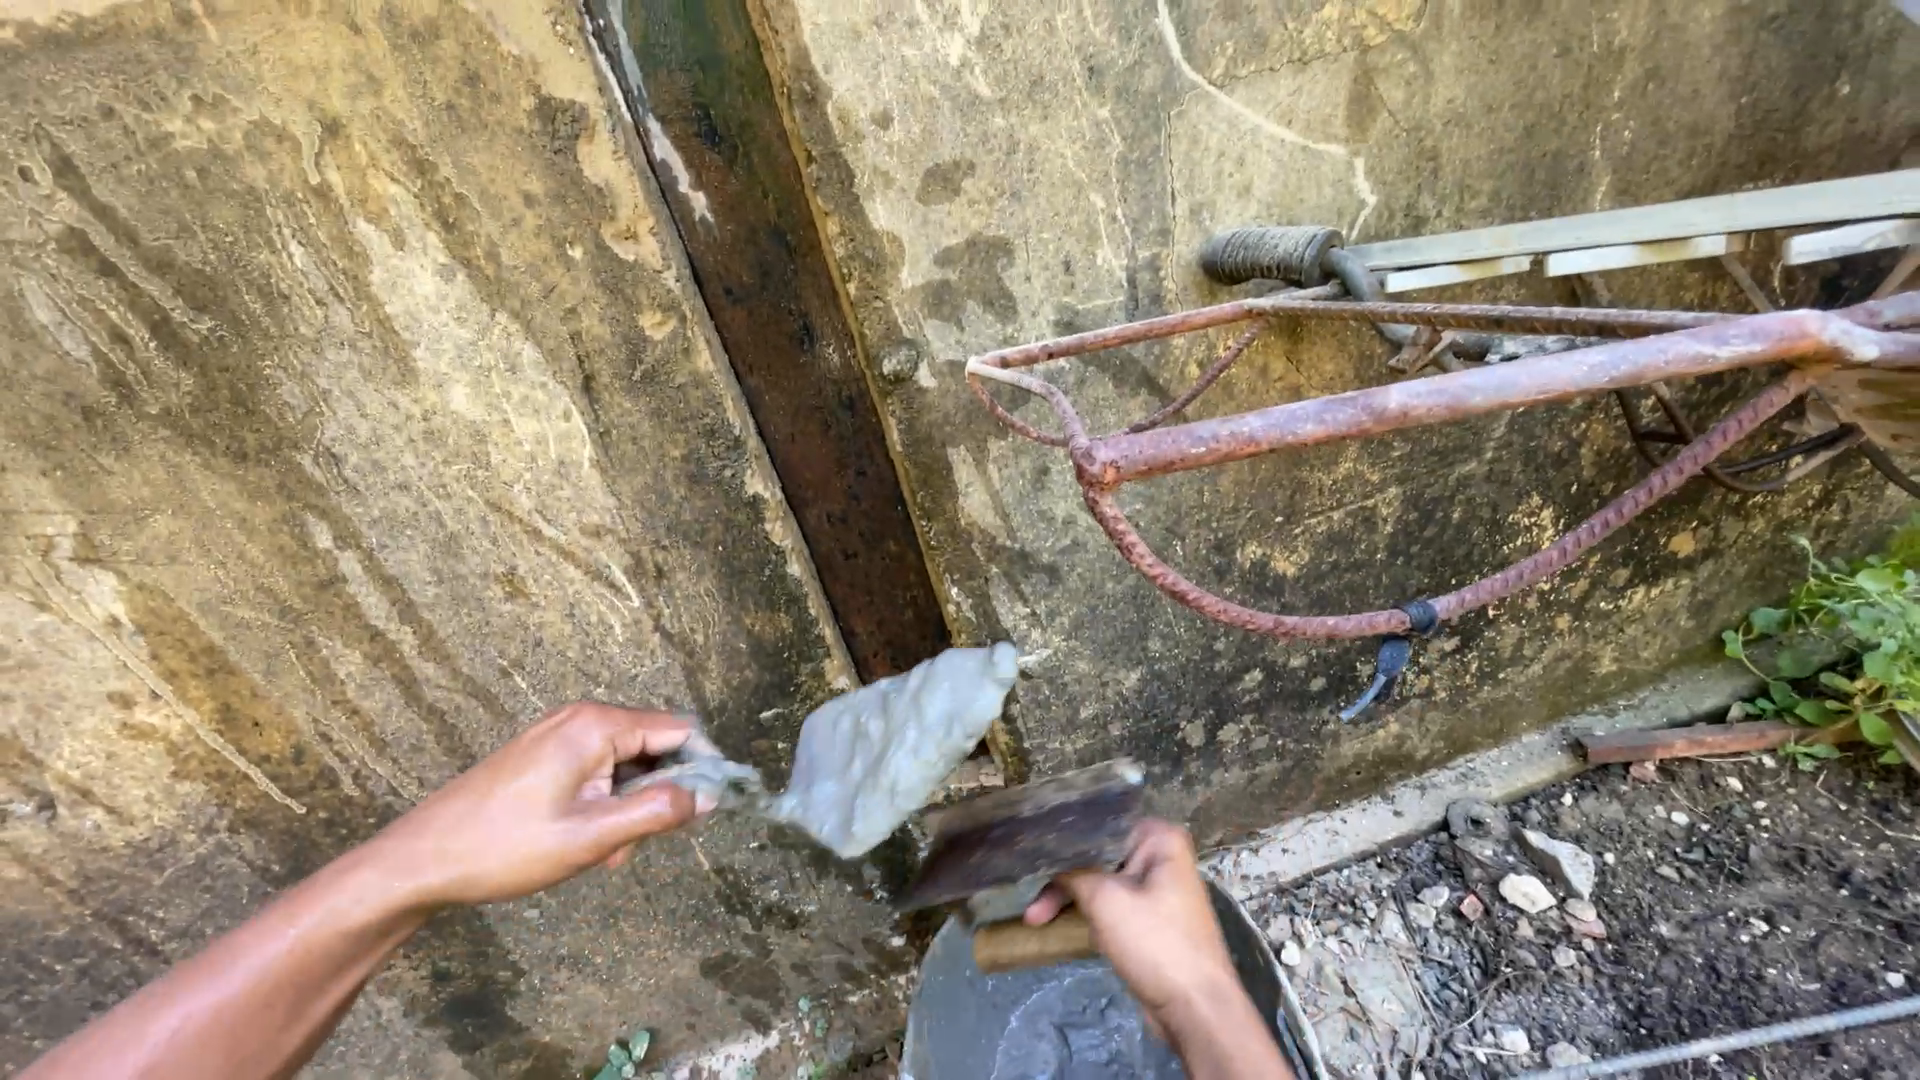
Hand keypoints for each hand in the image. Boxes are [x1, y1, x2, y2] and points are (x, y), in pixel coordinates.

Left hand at [370, 703, 707, 907]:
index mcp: (597, 725)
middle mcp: (582, 717)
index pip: (679, 731)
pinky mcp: (545, 750)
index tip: (696, 813)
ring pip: (626, 761)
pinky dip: (603, 800)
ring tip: (601, 850)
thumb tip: (710, 796)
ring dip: (628, 804)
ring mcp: (560, 732)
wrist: (416, 862)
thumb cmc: (505, 848)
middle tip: (631, 843)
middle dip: (656, 794)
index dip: (699, 769)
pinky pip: (598, 766)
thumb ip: (659, 812)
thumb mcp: (592, 837)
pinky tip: (583, 836)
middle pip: (654, 746)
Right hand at [1024, 819, 1241, 1028]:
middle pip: (1098, 854)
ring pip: (1100, 881)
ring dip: (1069, 897)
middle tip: (1026, 887)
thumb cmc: (1155, 942)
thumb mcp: (1104, 899)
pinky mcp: (1149, 918)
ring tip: (1034, 915)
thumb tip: (1048, 864)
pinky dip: (1085, 912)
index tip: (1030, 847)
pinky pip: (1109, 903)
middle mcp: (1160, 856)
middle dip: (1062, 874)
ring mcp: (1155, 888)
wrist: (1195, 1011)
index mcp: (1159, 838)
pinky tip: (1056, 922)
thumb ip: (1072, 873)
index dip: (1063, 837)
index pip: (1100, 825)